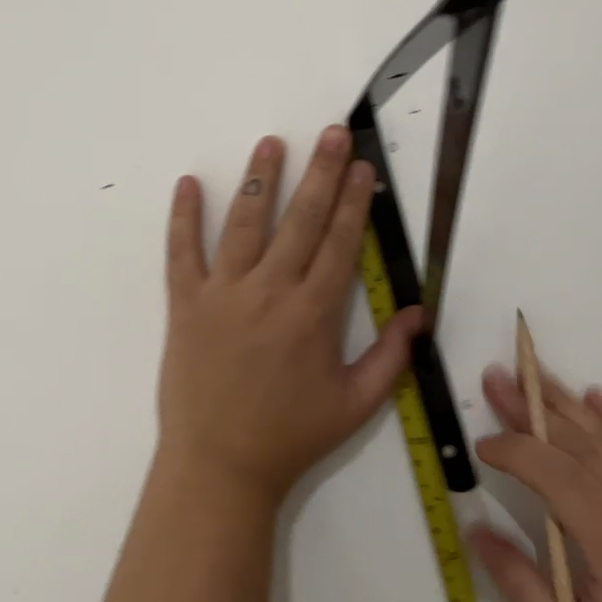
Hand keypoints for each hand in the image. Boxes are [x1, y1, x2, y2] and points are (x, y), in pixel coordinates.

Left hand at [158, 126, 426, 501]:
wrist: (219, 467)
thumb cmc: (290, 436)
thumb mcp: (355, 405)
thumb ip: (390, 356)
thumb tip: (419, 312)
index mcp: (313, 313)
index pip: (340, 242)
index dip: (354, 201)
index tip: (363, 168)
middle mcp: (270, 291)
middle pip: (301, 219)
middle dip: (321, 171)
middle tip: (332, 133)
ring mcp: (224, 293)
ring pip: (245, 223)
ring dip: (261, 179)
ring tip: (271, 142)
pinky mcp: (186, 304)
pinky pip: (182, 252)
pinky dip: (184, 217)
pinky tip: (188, 183)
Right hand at [470, 366, 601, 601]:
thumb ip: (520, 580)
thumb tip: (474, 529)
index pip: (558, 475)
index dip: (516, 452)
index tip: (481, 445)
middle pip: (583, 444)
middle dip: (534, 409)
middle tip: (496, 377)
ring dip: (569, 404)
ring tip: (533, 375)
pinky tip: (594, 398)